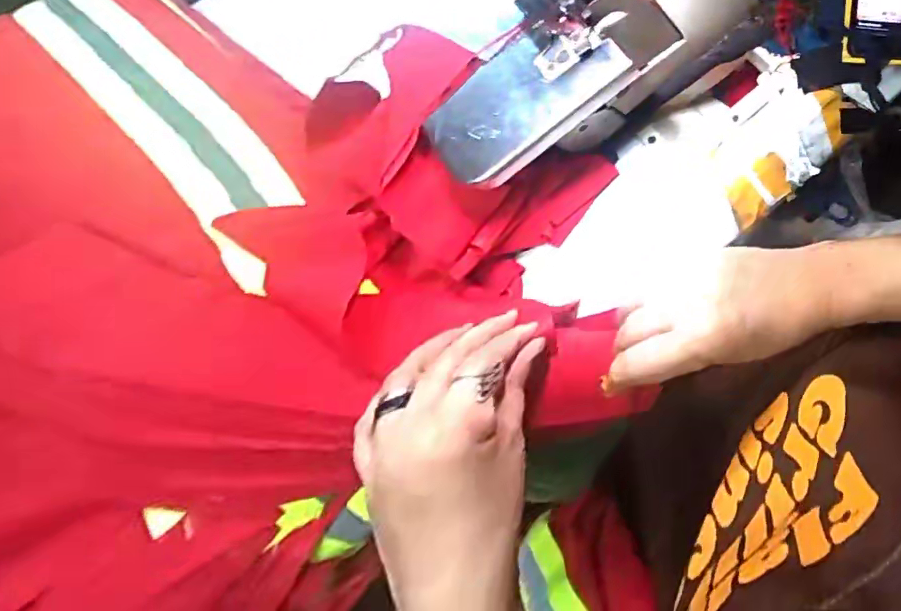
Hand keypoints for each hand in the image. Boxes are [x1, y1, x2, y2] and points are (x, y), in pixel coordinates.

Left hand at [354, 311, 545, 610]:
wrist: (451, 583)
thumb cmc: (495, 515)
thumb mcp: (513, 446)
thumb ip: (515, 388)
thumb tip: (532, 344)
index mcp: (453, 423)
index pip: (483, 360)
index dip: (510, 338)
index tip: (534, 324)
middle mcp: (411, 424)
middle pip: (447, 360)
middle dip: (480, 333)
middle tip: (509, 318)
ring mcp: (382, 442)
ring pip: (405, 375)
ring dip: (436, 348)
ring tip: (465, 331)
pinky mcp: (366, 462)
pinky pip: (374, 411)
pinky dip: (396, 385)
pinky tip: (414, 373)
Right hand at [606, 245, 836, 389]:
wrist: (806, 282)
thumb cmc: (779, 333)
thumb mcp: (734, 359)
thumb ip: (689, 360)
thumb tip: (651, 367)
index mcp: (701, 338)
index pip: (639, 361)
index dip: (618, 376)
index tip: (611, 386)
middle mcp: (687, 304)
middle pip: (630, 329)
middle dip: (619, 350)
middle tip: (621, 361)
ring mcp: (689, 274)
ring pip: (636, 299)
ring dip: (628, 320)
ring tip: (632, 332)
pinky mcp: (696, 255)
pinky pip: (657, 278)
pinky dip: (648, 296)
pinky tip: (653, 305)